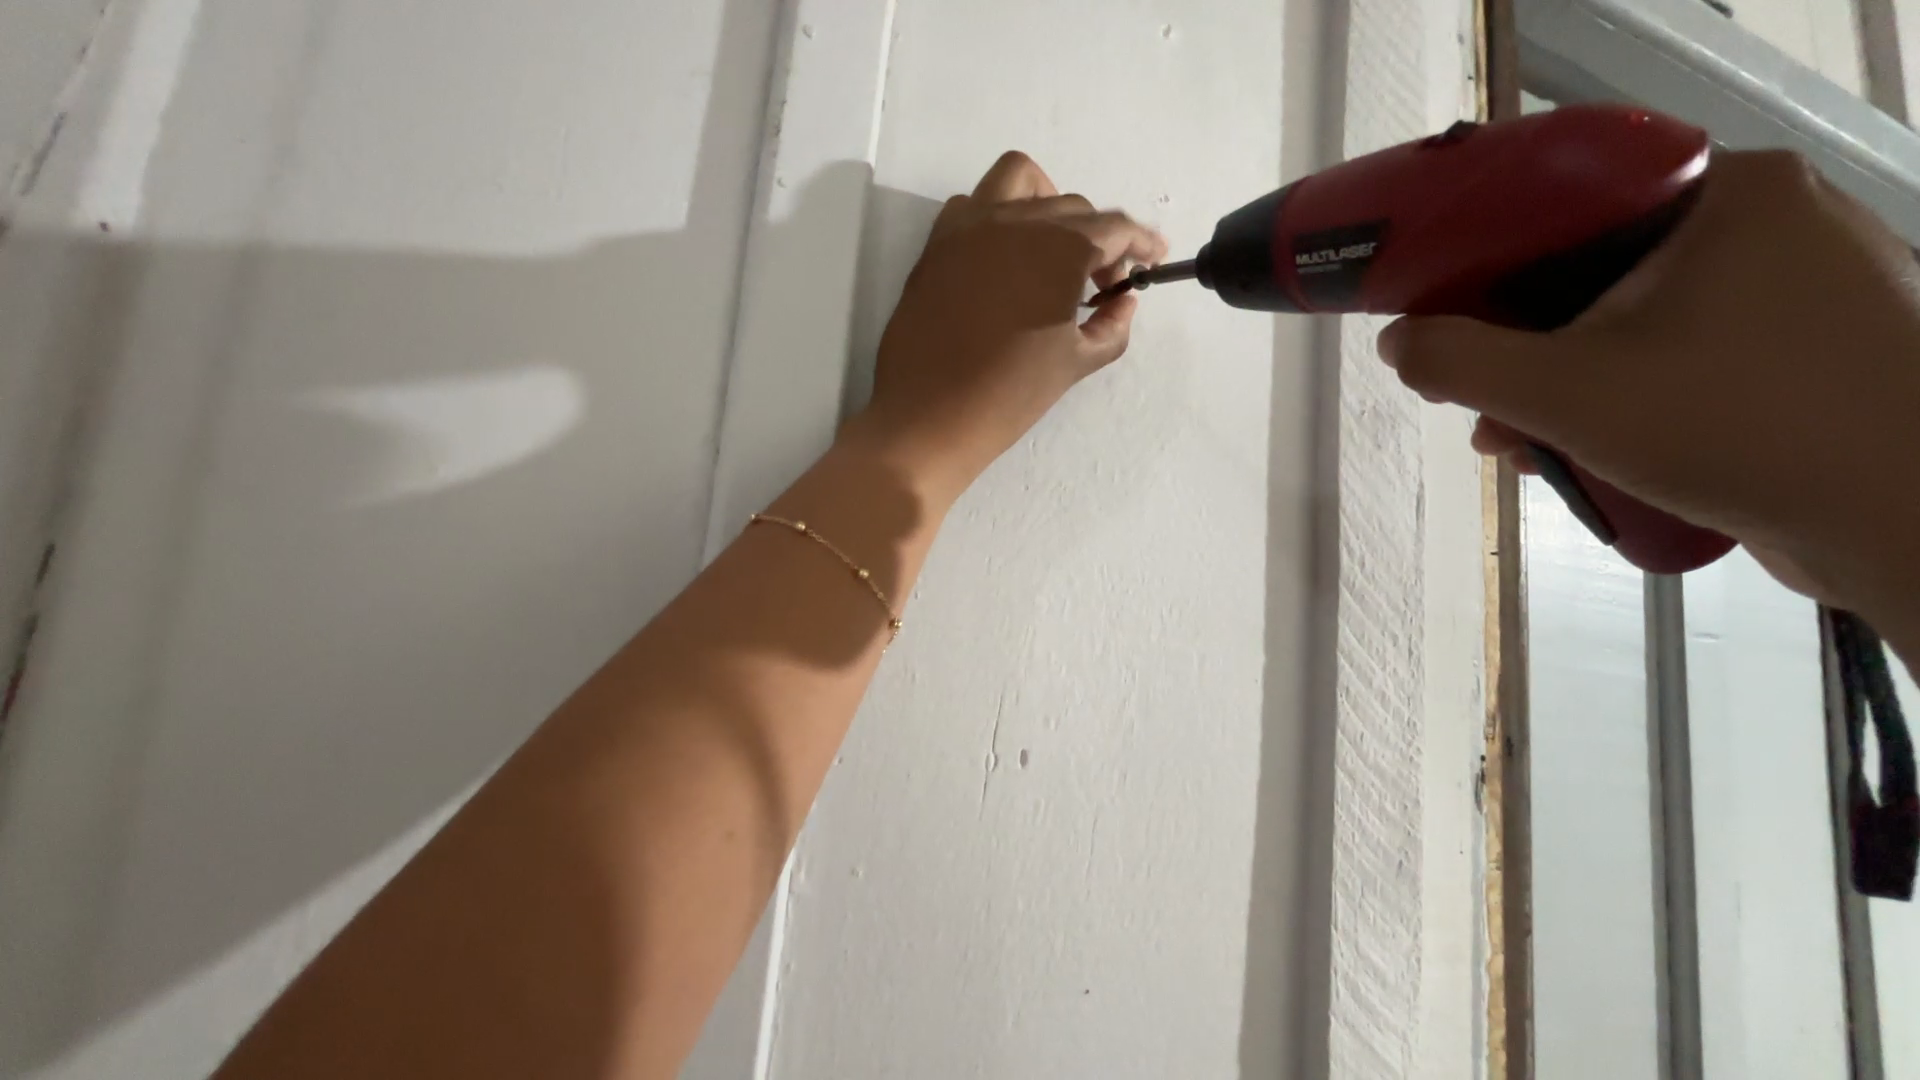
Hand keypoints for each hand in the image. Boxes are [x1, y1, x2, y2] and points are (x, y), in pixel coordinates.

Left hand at [848, 151, 1166, 502]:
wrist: (928, 416)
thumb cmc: (1009, 394)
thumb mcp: (1075, 363)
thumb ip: (1111, 326)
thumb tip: (1124, 302)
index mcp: (1059, 247)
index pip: (1114, 228)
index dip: (1141, 244)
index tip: (1153, 260)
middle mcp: (1016, 221)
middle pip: (1074, 208)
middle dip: (1100, 240)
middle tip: (1101, 287)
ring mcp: (970, 226)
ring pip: (1021, 181)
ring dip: (1049, 203)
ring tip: (1054, 250)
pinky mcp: (937, 244)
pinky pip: (973, 204)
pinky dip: (999, 217)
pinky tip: (1006, 259)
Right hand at [1379, 150, 1919, 618]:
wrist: (1912, 520)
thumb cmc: (1732, 426)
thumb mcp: (1561, 392)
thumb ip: (1458, 359)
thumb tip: (1396, 340)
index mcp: (1723, 195)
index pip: (1569, 204)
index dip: (1488, 260)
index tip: (1446, 314)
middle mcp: (1771, 223)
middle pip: (1591, 274)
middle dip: (1517, 350)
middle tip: (1477, 400)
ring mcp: (1802, 287)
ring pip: (1631, 323)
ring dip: (1557, 385)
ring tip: (1519, 445)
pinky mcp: (1812, 349)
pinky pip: (1681, 355)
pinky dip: (1620, 396)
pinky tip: (1583, 450)